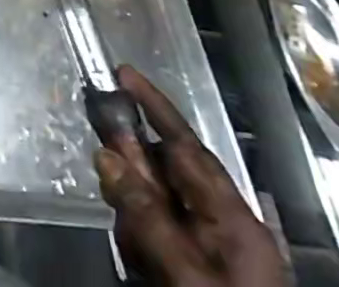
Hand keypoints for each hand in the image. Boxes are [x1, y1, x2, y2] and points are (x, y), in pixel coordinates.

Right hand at [96, 65, 284, 286]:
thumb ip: (144, 212)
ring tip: (138, 256)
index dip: (154, 106)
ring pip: (159, 205)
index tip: (123, 72)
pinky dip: (142, 242)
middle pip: (168, 172)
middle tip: (109, 177)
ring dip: (135, 218)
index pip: (186, 145)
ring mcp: (217, 247)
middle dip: (133, 170)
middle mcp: (227, 223)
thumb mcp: (181, 270)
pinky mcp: (202, 266)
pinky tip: (142, 264)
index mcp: (232, 217)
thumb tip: (105, 154)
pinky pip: (162, 235)